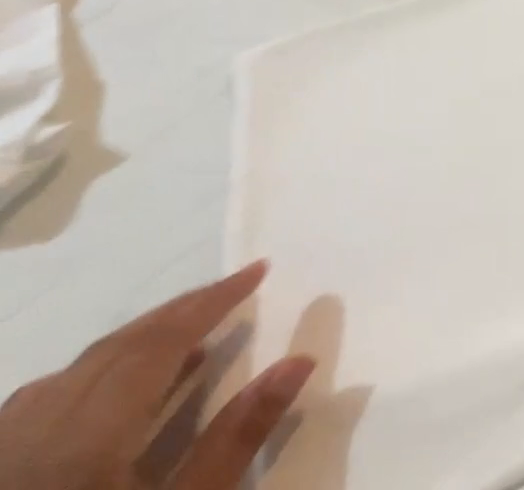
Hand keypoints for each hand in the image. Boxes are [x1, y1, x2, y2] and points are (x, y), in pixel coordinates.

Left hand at [0, 262, 312, 489]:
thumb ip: (239, 436)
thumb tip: (298, 361)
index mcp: (85, 438)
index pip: (157, 343)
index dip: (210, 301)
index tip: (259, 269)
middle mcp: (33, 431)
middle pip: (112, 349)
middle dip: (177, 312)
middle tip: (233, 287)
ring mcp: (2, 451)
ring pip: (70, 373)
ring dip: (135, 342)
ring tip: (189, 334)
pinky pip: (40, 401)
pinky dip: (93, 376)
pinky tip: (116, 388)